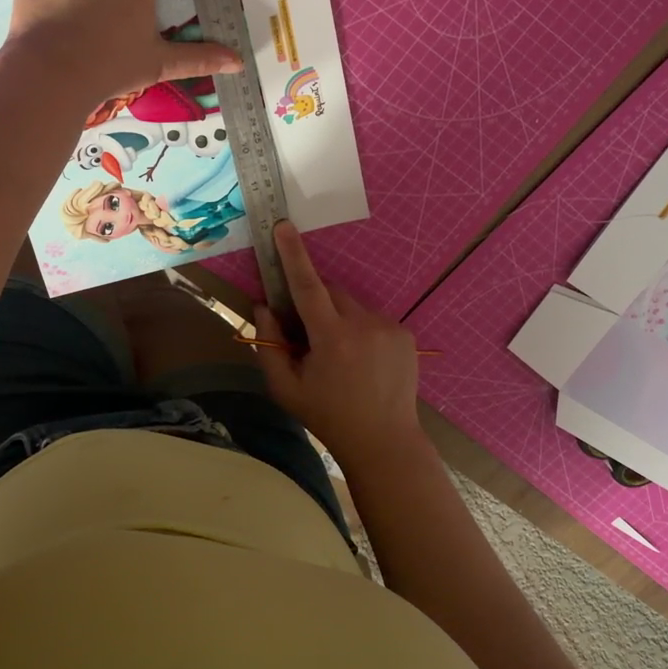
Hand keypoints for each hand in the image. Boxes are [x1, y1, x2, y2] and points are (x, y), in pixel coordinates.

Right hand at [254, 221, 424, 465]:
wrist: (384, 442)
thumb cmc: (327, 416)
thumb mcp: (285, 388)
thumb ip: (269, 344)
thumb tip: (263, 307)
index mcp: (332, 338)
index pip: (307, 286)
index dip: (293, 254)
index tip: (283, 226)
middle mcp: (363, 325)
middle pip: (329, 292)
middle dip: (314, 304)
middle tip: (307, 336)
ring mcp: (388, 328)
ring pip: (350, 304)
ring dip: (337, 317)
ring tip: (340, 356)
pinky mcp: (404, 333)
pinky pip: (371, 317)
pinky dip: (359, 328)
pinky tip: (361, 360)